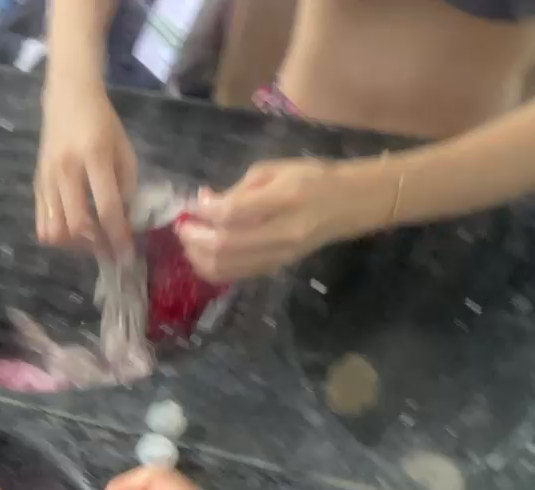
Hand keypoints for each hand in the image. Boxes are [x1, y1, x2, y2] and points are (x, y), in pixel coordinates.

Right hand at [36, 82, 137, 249]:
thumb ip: (127, 186)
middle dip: (96, 245)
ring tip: (89, 241)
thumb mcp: (124, 149)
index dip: (118, 236)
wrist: (68, 97)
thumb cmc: (102, 123)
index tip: (127, 253)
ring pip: (55, 231)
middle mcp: (67, 170)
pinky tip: (72, 232)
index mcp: (94, 157)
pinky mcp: (37, 185)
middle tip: (109, 249)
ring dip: (74, 245)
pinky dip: (58, 237)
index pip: (107, 208)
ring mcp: (48, 179)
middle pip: (78, 225)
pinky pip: (41, 224)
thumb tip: (125, 223)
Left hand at [175, 156, 399, 280]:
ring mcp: (278, 256)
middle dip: (193, 237)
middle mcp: (282, 232)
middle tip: (182, 226)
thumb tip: (203, 202)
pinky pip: (235, 275)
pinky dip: (212, 267)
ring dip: (198, 256)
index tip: (191, 205)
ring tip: (188, 240)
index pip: (232, 212)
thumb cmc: (314, 178)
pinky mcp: (275, 269)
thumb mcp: (277, 170)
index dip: (204, 211)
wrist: (352, 204)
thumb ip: (239, 188)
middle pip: (224, 245)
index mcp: (286, 198)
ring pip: (226, 267)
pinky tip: (203, 253)